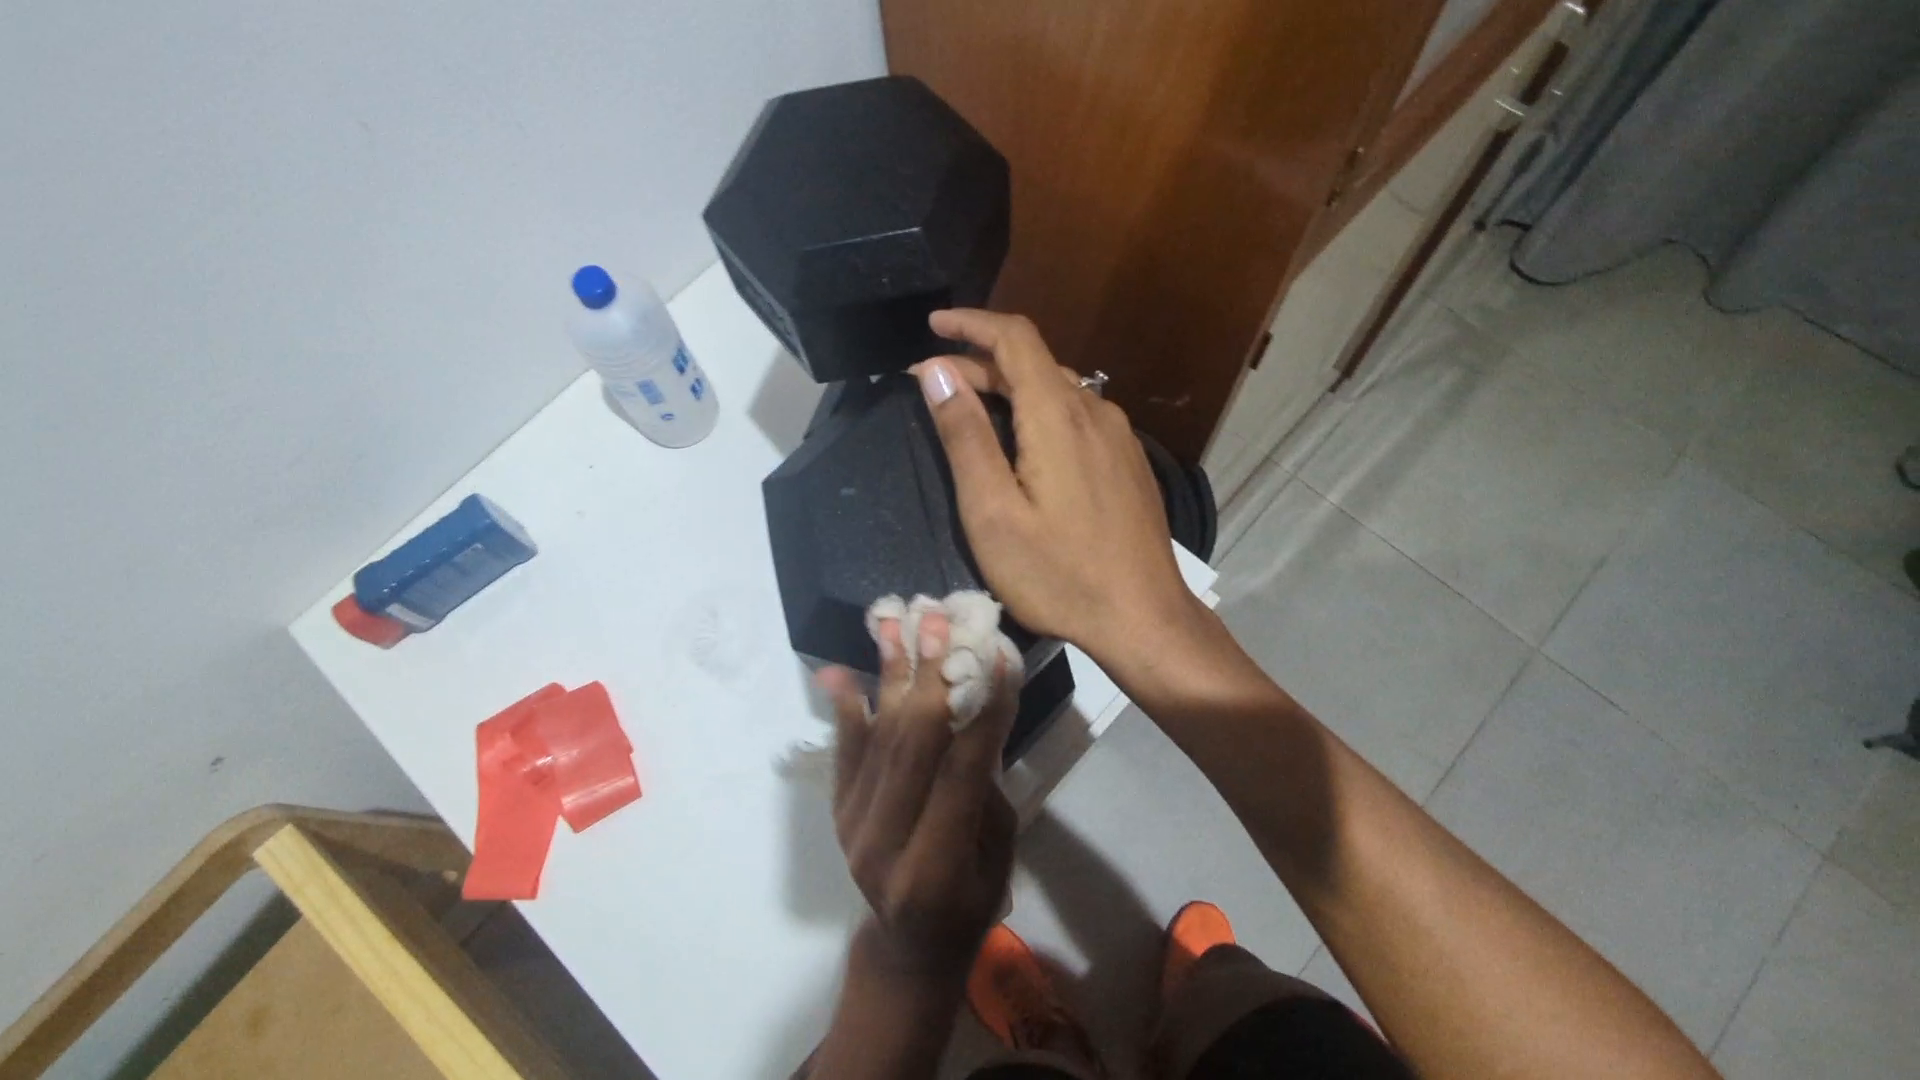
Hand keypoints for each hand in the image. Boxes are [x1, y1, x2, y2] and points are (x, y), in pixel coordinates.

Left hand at [820, 611, 1019, 978]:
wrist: (909, 942)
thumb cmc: (971, 899)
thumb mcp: (998, 849)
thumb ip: (984, 782)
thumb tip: (980, 702)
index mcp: (934, 868)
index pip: (960, 772)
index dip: (981, 712)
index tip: (997, 654)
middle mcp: (883, 844)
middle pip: (911, 746)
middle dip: (929, 676)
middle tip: (940, 619)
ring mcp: (851, 825)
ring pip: (878, 738)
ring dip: (890, 673)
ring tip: (897, 620)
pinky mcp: (836, 810)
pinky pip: (844, 750)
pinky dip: (847, 707)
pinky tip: (843, 668)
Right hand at [912, 309, 1201, 667]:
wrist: (1143, 618)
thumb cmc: (1059, 573)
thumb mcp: (993, 511)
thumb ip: (965, 435)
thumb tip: (937, 370)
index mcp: (1057, 415)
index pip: (1014, 337)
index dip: (970, 323)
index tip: (933, 324)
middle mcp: (1094, 411)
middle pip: (1034, 363)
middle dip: (980, 363)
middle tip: (935, 389)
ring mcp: (1118, 437)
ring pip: (1057, 390)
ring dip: (1010, 390)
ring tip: (972, 414)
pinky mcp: (1128, 462)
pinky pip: (1077, 417)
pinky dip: (1039, 413)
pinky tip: (1024, 447)